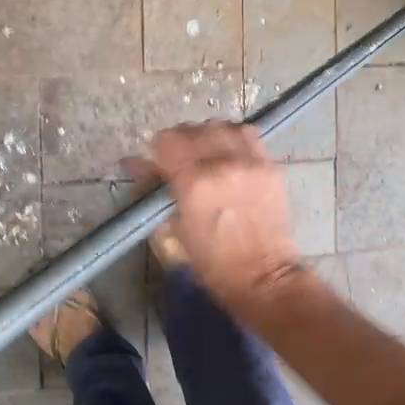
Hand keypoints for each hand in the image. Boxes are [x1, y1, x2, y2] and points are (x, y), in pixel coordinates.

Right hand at [144, 122, 303, 316]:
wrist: (264, 278)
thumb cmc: (212, 264)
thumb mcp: (173, 231)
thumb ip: (153, 191)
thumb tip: (133, 163)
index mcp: (193, 184)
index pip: (167, 141)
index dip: (159, 150)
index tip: (160, 163)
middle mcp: (222, 164)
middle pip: (193, 129)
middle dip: (182, 142)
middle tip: (182, 161)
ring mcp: (250, 162)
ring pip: (221, 126)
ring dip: (209, 135)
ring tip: (207, 153)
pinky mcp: (271, 165)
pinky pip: (249, 135)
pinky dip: (234, 138)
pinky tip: (230, 153)